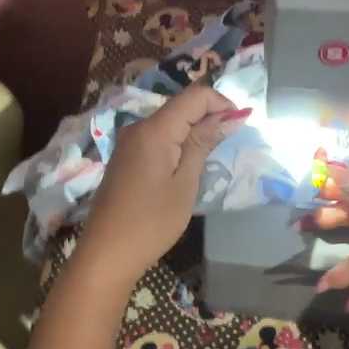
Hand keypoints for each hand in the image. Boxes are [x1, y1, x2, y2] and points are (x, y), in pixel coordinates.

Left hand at [75, 86, 247, 283]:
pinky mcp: (125, 156)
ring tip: (213, 153)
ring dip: (194, 129)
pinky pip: (156, 137)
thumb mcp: (185, 184)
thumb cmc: (152, 222)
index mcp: (154, 130)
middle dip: (209, 115)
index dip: (221, 102)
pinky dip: (177, 141)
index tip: (241, 123)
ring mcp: (128, 142)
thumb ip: (203, 144)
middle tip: (231, 139)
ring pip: (169, 121)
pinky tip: (187, 162)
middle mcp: (138, 127)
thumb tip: (229, 116)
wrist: (107, 252)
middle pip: (180, 106)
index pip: (194, 95)